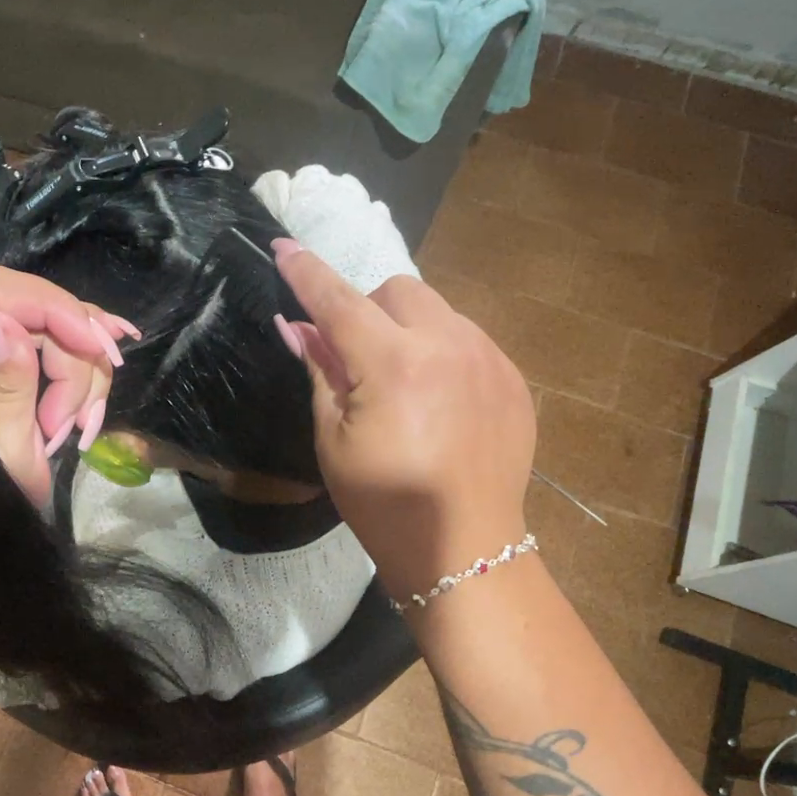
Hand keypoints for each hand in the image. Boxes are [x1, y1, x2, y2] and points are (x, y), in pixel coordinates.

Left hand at [0, 267, 137, 505]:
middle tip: (71, 419)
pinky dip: (88, 390)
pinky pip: (77, 360)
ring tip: (69, 431)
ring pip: (68, 337)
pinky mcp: (32, 376)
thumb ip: (1, 383)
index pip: (0, 293)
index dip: (53, 306)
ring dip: (83, 383)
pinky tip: (81, 425)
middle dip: (74, 361)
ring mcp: (7, 361)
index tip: (91, 344)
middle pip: (43, 314)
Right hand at [272, 240, 534, 584]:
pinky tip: (437, 403)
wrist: (465, 547)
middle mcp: (448, 344)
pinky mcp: (512, 378)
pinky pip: (468, 339)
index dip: (307, 274)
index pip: (340, 301)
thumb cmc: (384, 503)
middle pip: (399, 289)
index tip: (283, 248)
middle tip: (355, 359)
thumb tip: (298, 327)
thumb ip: (320, 373)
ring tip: (401, 386)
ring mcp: (488, 358)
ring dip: (406, 330)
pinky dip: (441, 353)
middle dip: (368, 309)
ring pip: (438, 310)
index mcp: (394, 364)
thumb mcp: (333, 441)